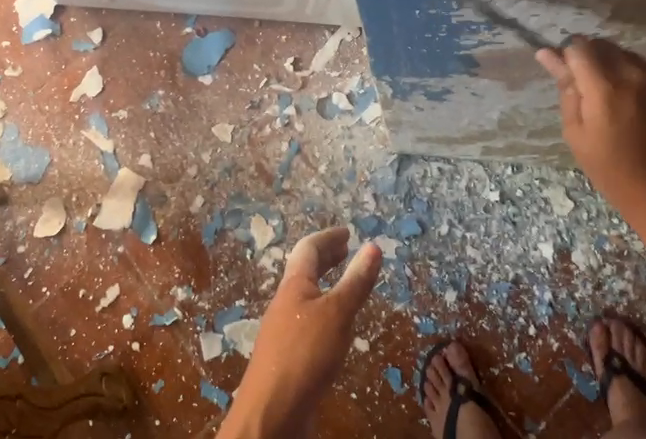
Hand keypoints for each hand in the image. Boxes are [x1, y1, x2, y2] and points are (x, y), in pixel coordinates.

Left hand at [219, 227, 381, 437]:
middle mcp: (285, 303)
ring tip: (347, 288)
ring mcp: (283, 331)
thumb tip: (373, 245)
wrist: (272, 413)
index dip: (328, 237)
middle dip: (326, 259)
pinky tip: (336, 331)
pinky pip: (307, 322)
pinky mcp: (287, 357)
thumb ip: (356, 281)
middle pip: (304, 271)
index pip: (308, 249)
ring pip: (306, 297)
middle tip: (347, 252)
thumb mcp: (338, 313)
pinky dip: (324, 313)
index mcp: (294, 286)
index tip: (348, 233)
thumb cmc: (305, 354)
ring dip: (326, 286)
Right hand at [536, 36, 645, 233]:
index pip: (579, 48)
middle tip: (587, 89)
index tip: (568, 76)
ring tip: (613, 101)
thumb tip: (549, 55)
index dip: (569, 58)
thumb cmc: (615, 173)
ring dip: (614, 67)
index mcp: (605, 87)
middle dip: (591, 58)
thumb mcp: (578, 135)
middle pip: (604, 46)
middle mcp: (635, 75)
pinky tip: (638, 109)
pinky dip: (637, 80)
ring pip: (629, 56)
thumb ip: (566, 90)